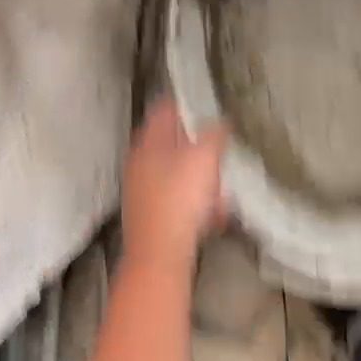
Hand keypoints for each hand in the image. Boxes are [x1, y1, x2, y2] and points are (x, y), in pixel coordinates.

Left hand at [120, 99, 227, 271]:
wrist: (159, 256)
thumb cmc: (181, 198)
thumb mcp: (205, 157)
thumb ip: (214, 134)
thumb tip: (219, 123)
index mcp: (148, 143)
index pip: (165, 109)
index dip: (186, 104)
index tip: (207, 106)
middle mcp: (140, 163)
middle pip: (174, 144)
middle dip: (201, 151)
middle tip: (220, 156)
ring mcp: (142, 192)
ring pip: (179, 175)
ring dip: (203, 181)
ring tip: (220, 195)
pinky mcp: (150, 217)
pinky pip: (179, 201)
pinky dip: (196, 205)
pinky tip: (212, 219)